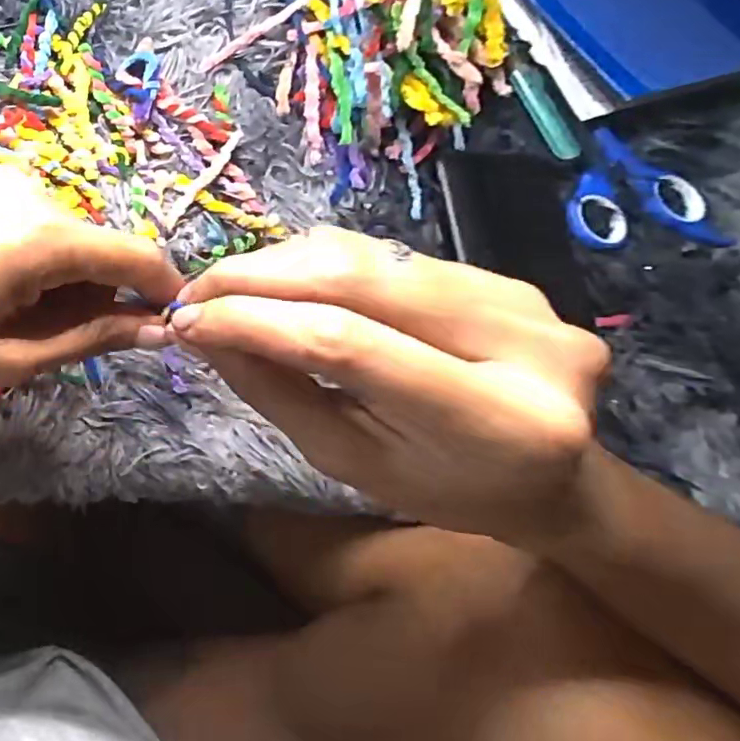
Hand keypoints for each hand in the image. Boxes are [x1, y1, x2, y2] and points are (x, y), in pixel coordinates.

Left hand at [0, 167, 182, 385]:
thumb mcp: (11, 357)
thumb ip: (91, 338)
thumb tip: (157, 329)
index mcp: (40, 237)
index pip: (134, 254)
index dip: (161, 289)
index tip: (165, 324)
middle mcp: (32, 192)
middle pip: (101, 245)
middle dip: (97, 292)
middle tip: (50, 333)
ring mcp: (6, 180)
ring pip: (73, 233)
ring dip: (67, 275)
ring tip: (13, 308)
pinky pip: (42, 218)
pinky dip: (42, 253)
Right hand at [160, 227, 611, 544]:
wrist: (554, 478)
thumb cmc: (439, 489)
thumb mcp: (345, 459)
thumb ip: (273, 391)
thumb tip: (200, 330)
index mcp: (495, 420)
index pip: (346, 343)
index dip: (253, 322)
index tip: (184, 321)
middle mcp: (524, 341)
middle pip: (353, 279)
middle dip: (255, 278)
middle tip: (193, 293)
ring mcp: (518, 296)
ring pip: (362, 254)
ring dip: (276, 264)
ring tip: (225, 288)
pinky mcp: (498, 274)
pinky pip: (380, 251)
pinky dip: (312, 262)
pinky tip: (277, 281)